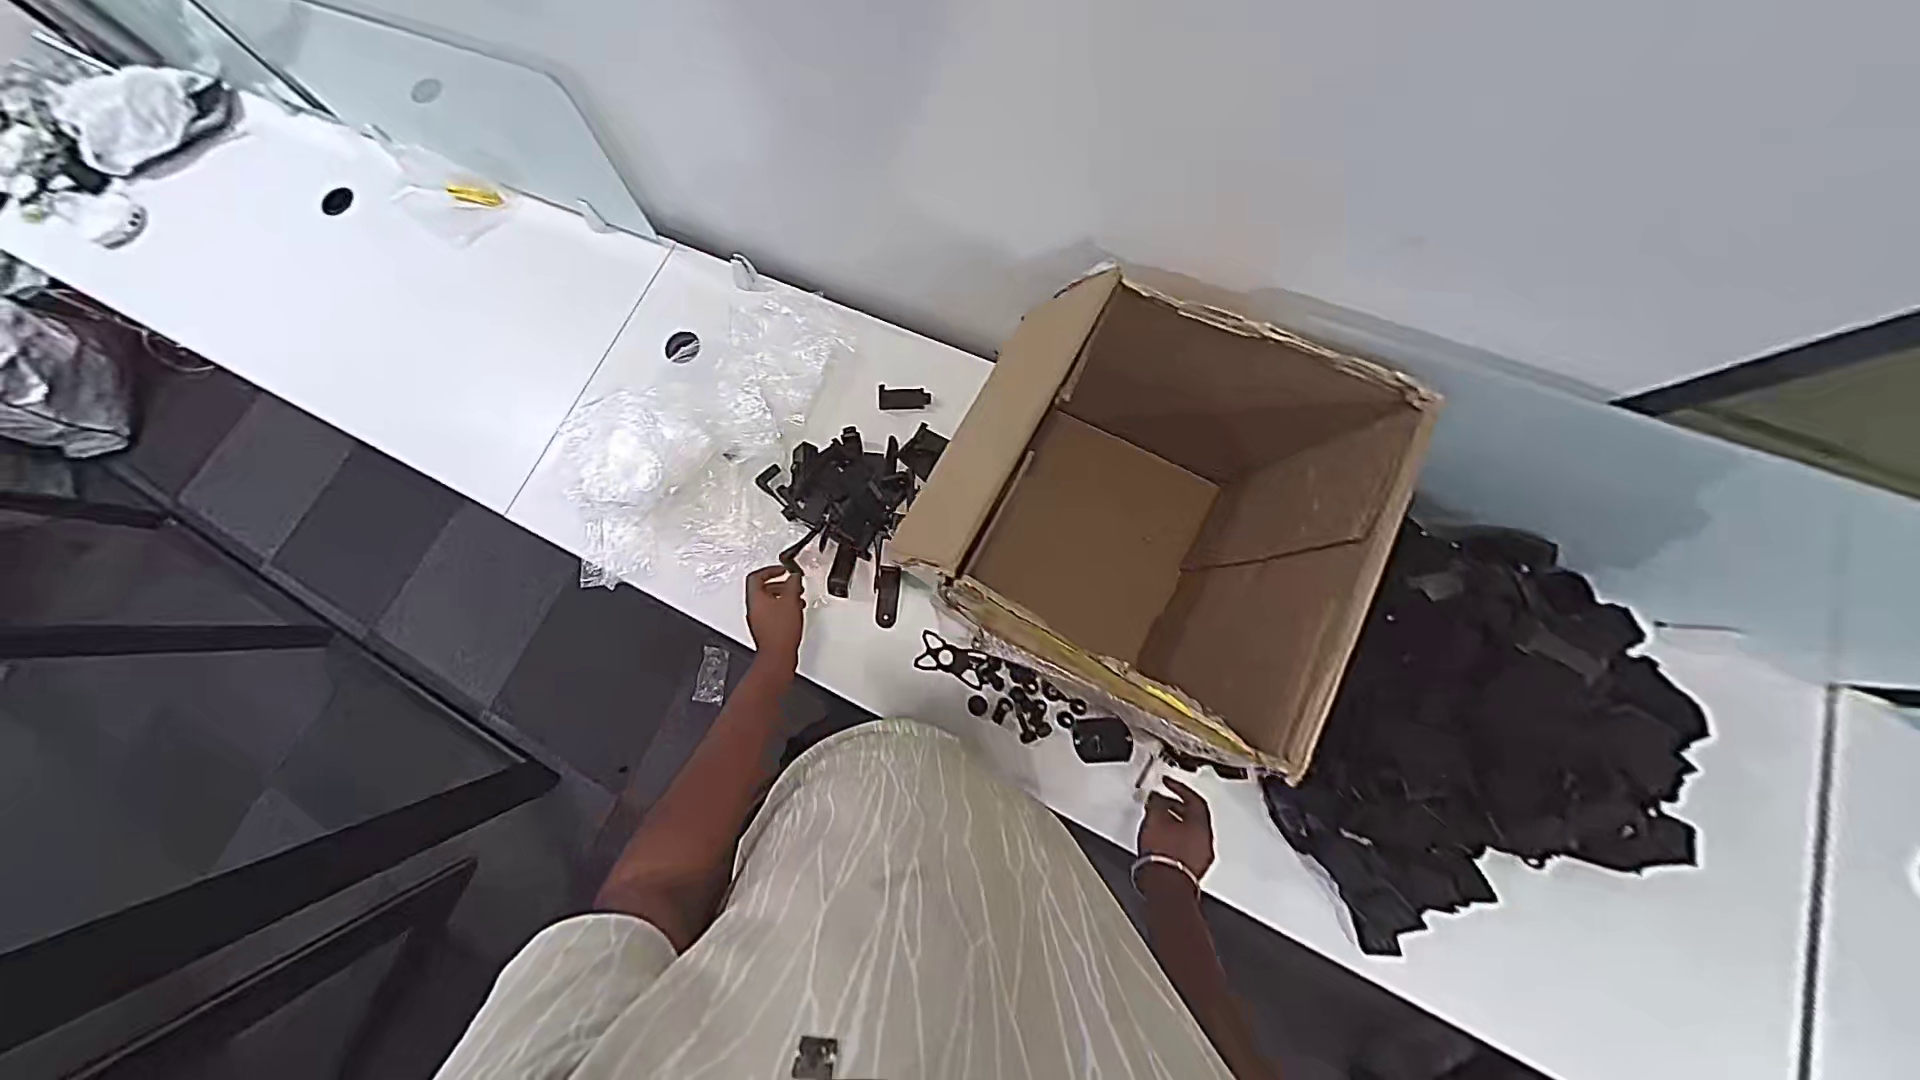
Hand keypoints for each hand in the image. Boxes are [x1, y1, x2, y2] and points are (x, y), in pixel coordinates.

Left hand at [745, 565, 804, 664]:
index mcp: (756, 599)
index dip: (770, 570)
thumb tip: (794, 576)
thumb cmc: (780, 631)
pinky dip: (783, 607)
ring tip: (796, 597)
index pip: (756, 576)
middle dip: (779, 583)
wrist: (778, 655)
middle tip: (792, 582)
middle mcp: (754, 609)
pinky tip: (795, 611)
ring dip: (783, 595)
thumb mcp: (791, 600)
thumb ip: (793, 584)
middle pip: (762, 588)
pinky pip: (772, 612)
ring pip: (769, 601)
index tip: (782, 570)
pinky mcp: (766, 629)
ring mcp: (759, 620)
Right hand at [1139, 777, 1214, 883]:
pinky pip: (1186, 846)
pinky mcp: (1192, 869)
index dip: (1179, 787)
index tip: (1169, 782)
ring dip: (1175, 821)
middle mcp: (1205, 840)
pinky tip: (1162, 837)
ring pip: (1190, 832)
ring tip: (1158, 818)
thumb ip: (1157, 803)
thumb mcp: (1155, 818)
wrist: (1164, 884)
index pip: (1194, 799)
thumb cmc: (1163, 853)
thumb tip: (1157, 798)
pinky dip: (1175, 837)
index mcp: (1201, 825)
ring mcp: (1201, 856)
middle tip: (1161, 800)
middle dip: (1176, 805)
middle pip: (1194, 815)